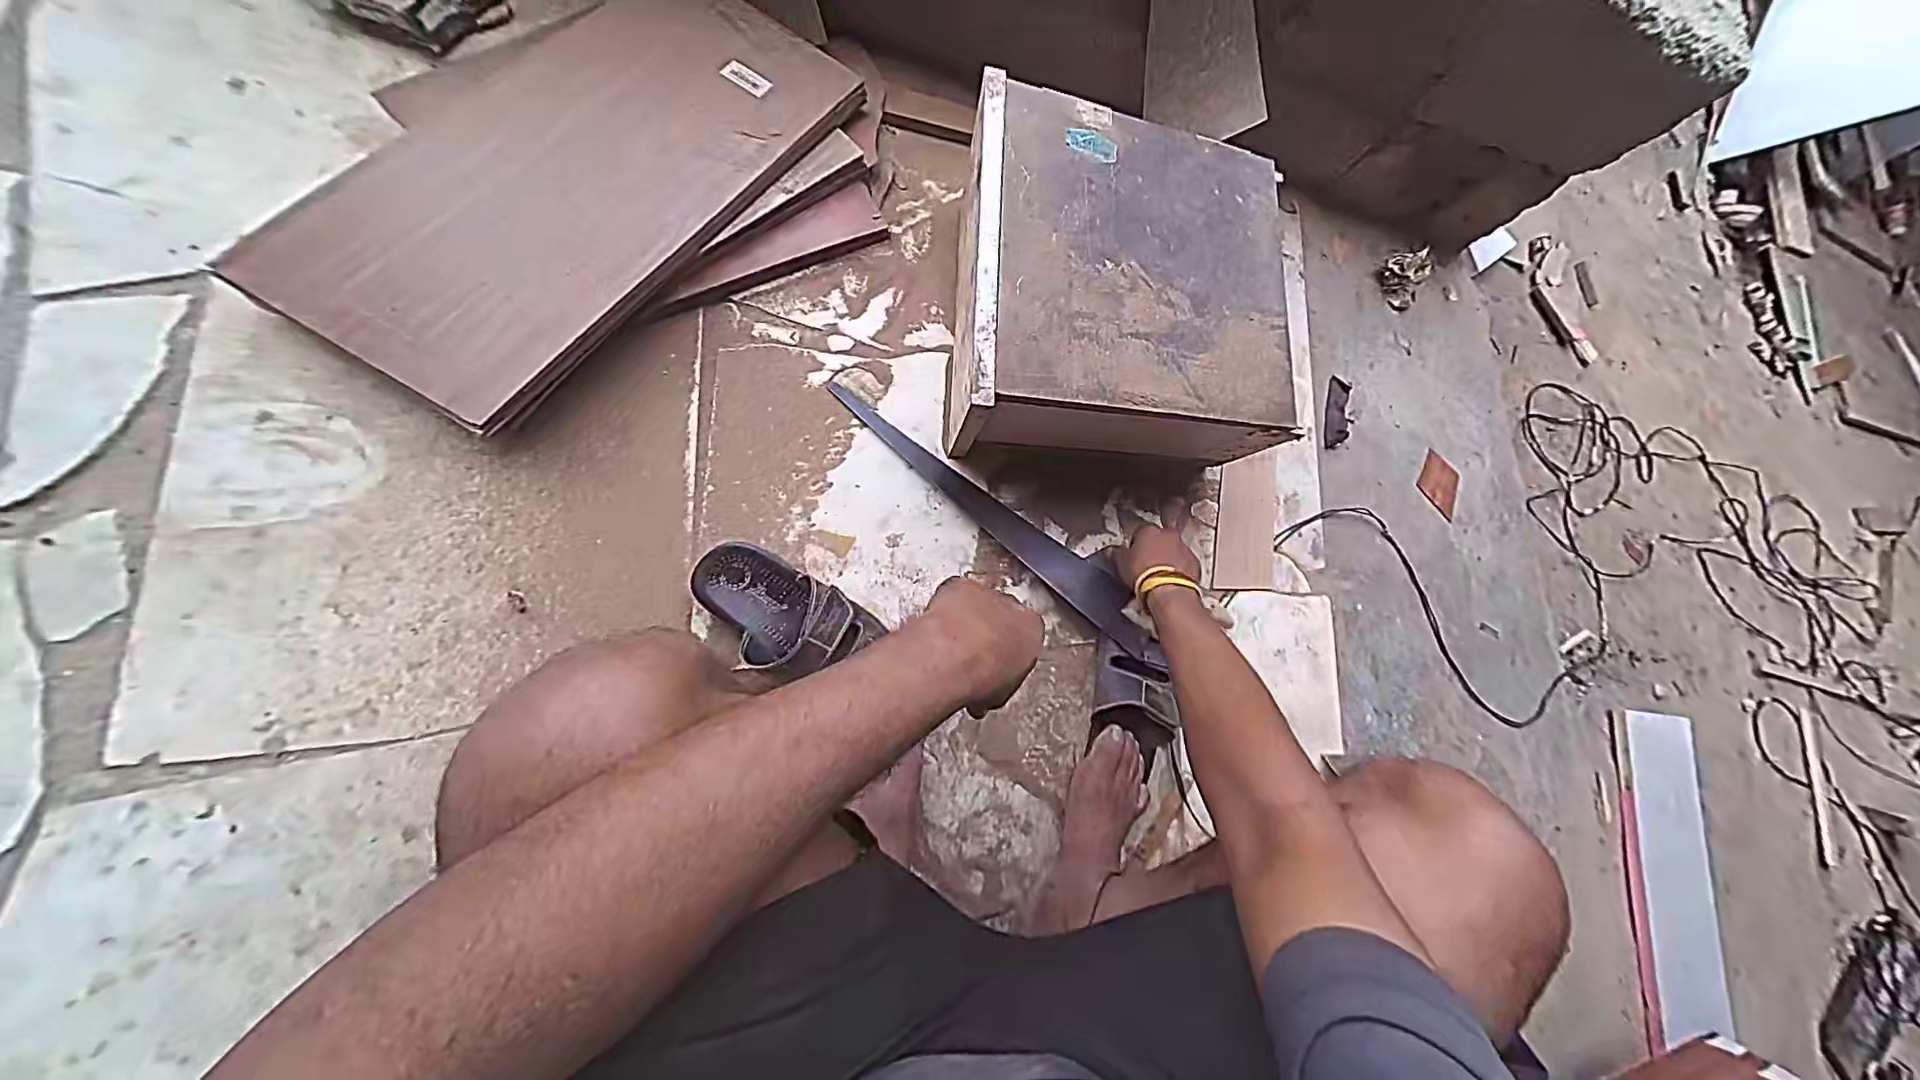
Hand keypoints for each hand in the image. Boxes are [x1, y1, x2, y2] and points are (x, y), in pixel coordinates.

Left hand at [920, 577, 1042, 714]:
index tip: (994, 663)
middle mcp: (1013, 607)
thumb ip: (1000, 681)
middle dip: (987, 633)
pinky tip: (934, 629)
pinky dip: (943, 608)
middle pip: (1001, 616)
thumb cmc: (981, 675)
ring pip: (976, 603)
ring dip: (964, 620)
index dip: (1006, 650)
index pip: (1025, 635)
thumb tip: (987, 691)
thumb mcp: (1000, 691)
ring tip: (948, 648)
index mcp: (1032, 630)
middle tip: (970, 656)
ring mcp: (985, 593)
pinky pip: (952, 594)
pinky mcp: (958, 585)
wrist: (955, 657)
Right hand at [1115, 524, 1201, 592]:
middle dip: (1152, 551)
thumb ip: (1115, 554)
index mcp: (1148, 531)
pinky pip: (1184, 565)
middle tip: (1144, 567)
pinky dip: (1177, 571)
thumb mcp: (1120, 564)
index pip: (1139, 533)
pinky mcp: (1194, 564)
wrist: (1169, 591)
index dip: (1134, 546)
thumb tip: (1110, 552)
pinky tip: (1168, 583)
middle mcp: (1168, 536)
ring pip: (1173, 551)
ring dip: (1166, 561)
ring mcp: (1183, 549)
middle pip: (1158, 540)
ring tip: (1156, 578)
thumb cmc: (1146, 575)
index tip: (1131, 557)